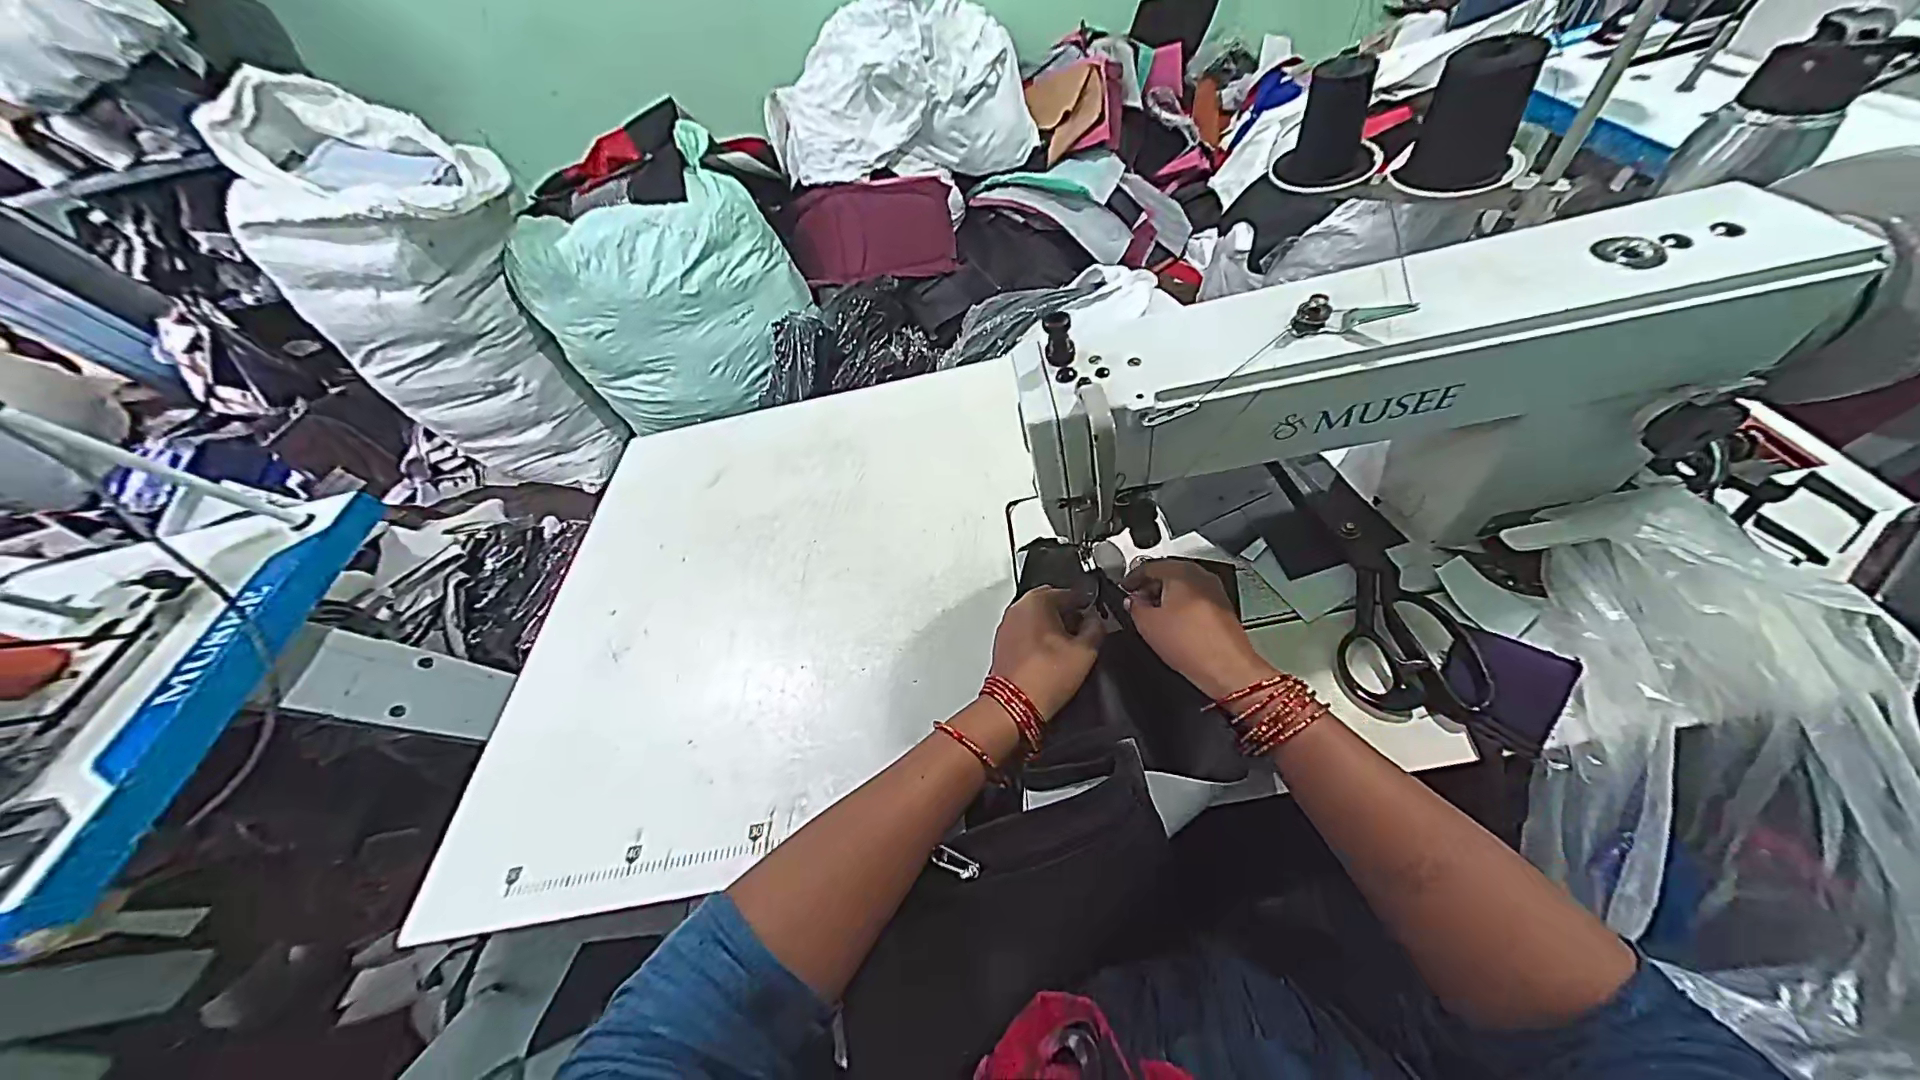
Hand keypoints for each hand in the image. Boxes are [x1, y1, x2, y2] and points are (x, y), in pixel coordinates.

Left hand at [989, 587, 1105, 719]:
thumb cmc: (1043, 677)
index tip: (1095, 614)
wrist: (1015, 705)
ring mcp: (1008, 626)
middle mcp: (1018, 608)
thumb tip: (1096, 623)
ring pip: (1038, 619)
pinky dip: (1040, 640)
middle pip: (1052, 604)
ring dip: (1054, 628)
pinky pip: (1027, 634)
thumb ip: (1096, 629)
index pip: (1070, 593)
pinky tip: (1052, 658)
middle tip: (1085, 631)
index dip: (1087, 604)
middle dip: (1070, 615)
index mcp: (1036, 600)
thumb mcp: (1085, 651)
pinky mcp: (1004, 644)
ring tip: (1070, 648)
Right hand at [1122, 559, 1279, 700]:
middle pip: (1168, 573)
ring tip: (1152, 614)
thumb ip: (1134, 606)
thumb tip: (1133, 602)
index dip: (1131, 578)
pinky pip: (1195, 600)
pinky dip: (1181, 606)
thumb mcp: (1147, 624)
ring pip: (1183, 586)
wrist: (1226, 668)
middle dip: (1149, 586)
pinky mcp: (1222, 608)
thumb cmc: (1195, 645)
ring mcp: (1215, 591)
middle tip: (1135, 600)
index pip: (1149, 566)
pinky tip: (1173, 624)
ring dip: (1165, 596)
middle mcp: (1202, 576)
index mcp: (1182, 572)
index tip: (1125, 587)